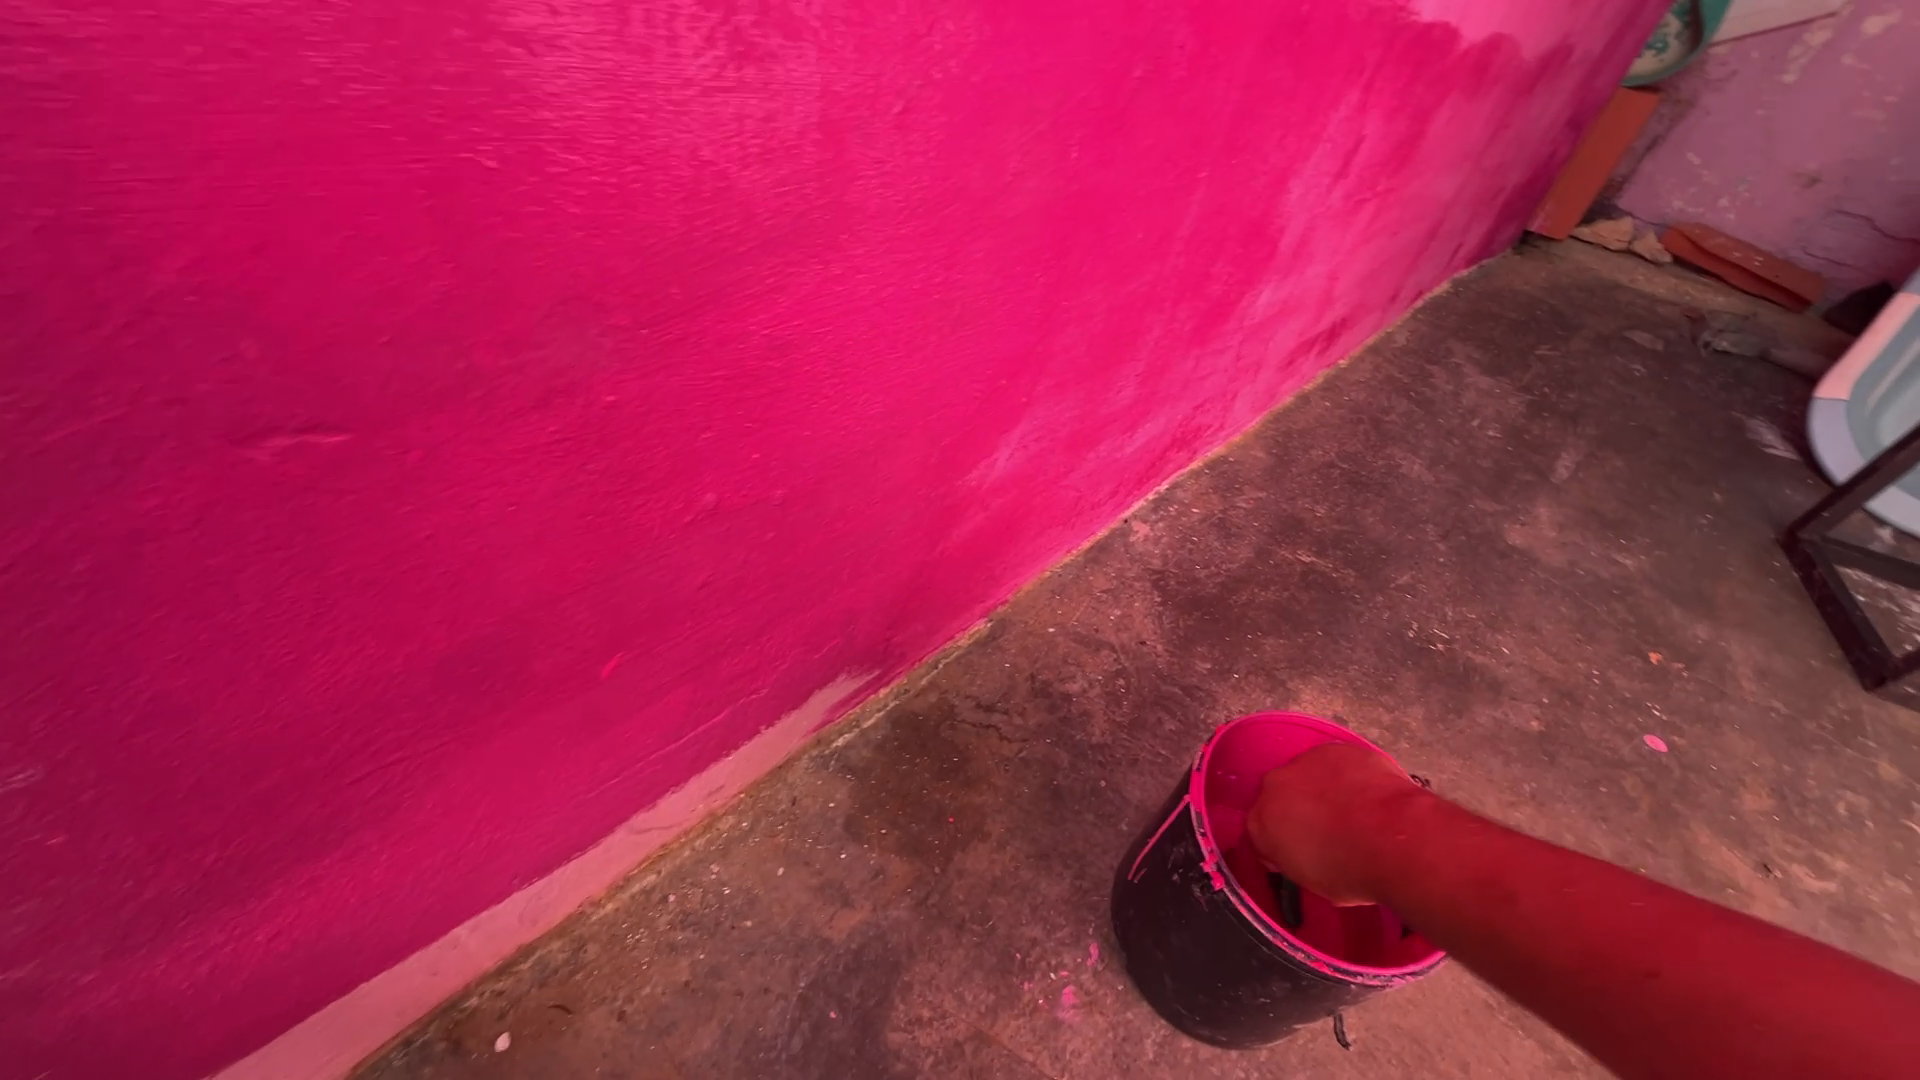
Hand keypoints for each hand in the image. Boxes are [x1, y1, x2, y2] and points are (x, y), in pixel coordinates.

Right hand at [1242, 742, 1426, 905]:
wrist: (1395, 841)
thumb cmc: (1354, 871)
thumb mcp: (1314, 882)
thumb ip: (1294, 859)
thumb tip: (1301, 852)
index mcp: (1260, 823)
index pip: (1261, 829)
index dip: (1282, 840)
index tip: (1302, 849)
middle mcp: (1274, 786)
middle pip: (1281, 795)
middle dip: (1298, 808)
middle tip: (1328, 830)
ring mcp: (1305, 762)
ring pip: (1309, 774)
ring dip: (1324, 788)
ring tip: (1355, 812)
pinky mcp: (1336, 749)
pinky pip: (1338, 762)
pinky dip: (1350, 775)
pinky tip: (1370, 795)